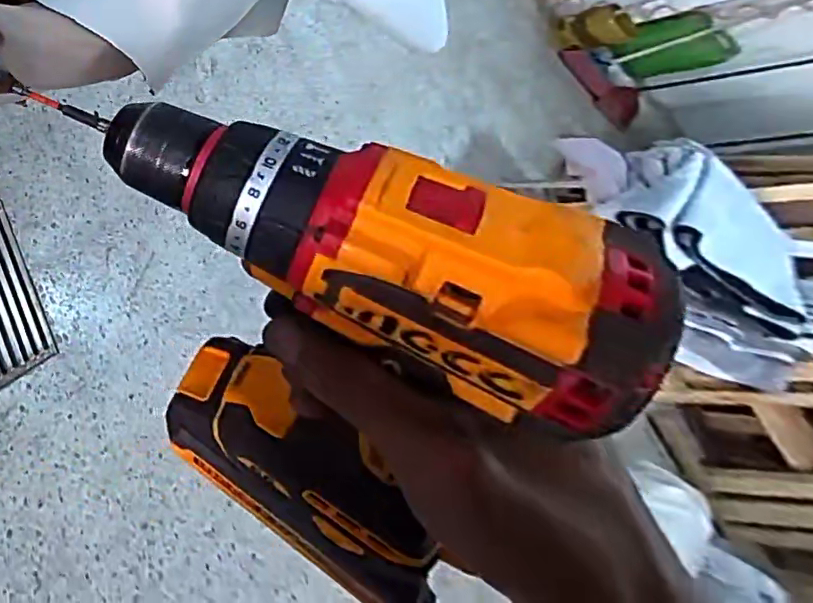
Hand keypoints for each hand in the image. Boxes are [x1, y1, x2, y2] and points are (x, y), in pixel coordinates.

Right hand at [261, 312, 692, 602]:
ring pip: (389, 355)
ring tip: (308, 404)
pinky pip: (404, 388)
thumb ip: (355, 388)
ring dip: (337, 372)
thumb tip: (280, 330)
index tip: (283, 304)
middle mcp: (492, 352)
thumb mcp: (431, 452)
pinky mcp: (478, 420)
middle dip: (326, 339)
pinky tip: (339, 418)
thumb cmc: (531, 527)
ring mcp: (487, 388)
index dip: (332, 286)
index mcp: (499, 340)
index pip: (398, 285)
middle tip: (291, 370)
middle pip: (387, 319)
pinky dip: (363, 397)